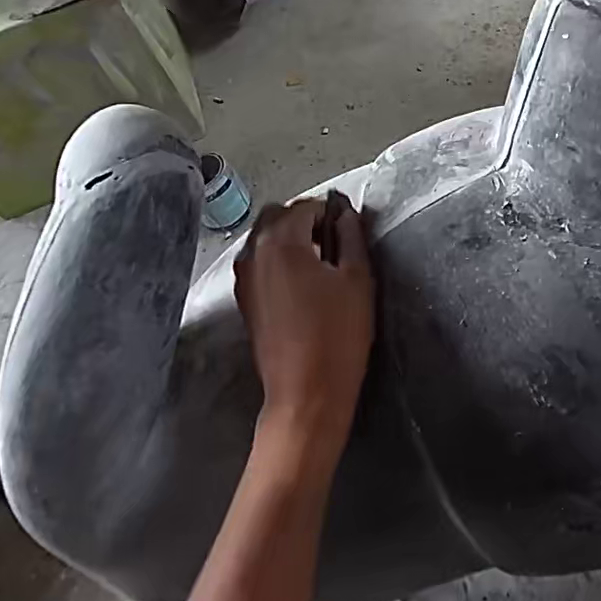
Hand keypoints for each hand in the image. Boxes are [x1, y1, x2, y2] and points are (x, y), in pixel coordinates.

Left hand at [234, 193, 374, 441]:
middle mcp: (253, 251)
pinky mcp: (243, 298)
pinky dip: (276, 262)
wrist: (305, 393)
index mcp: (280, 240)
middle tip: (333, 245)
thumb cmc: (338, 335)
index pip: (306, 207)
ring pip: (264, 240)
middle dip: (304, 222)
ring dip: (288, 241)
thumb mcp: (357, 280)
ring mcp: (243, 276)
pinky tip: (300, 286)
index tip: (348, 231)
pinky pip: (258, 264)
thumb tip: (345, 213)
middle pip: (277, 217)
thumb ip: (351, 237)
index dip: (330, 213)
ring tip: (319, 267)